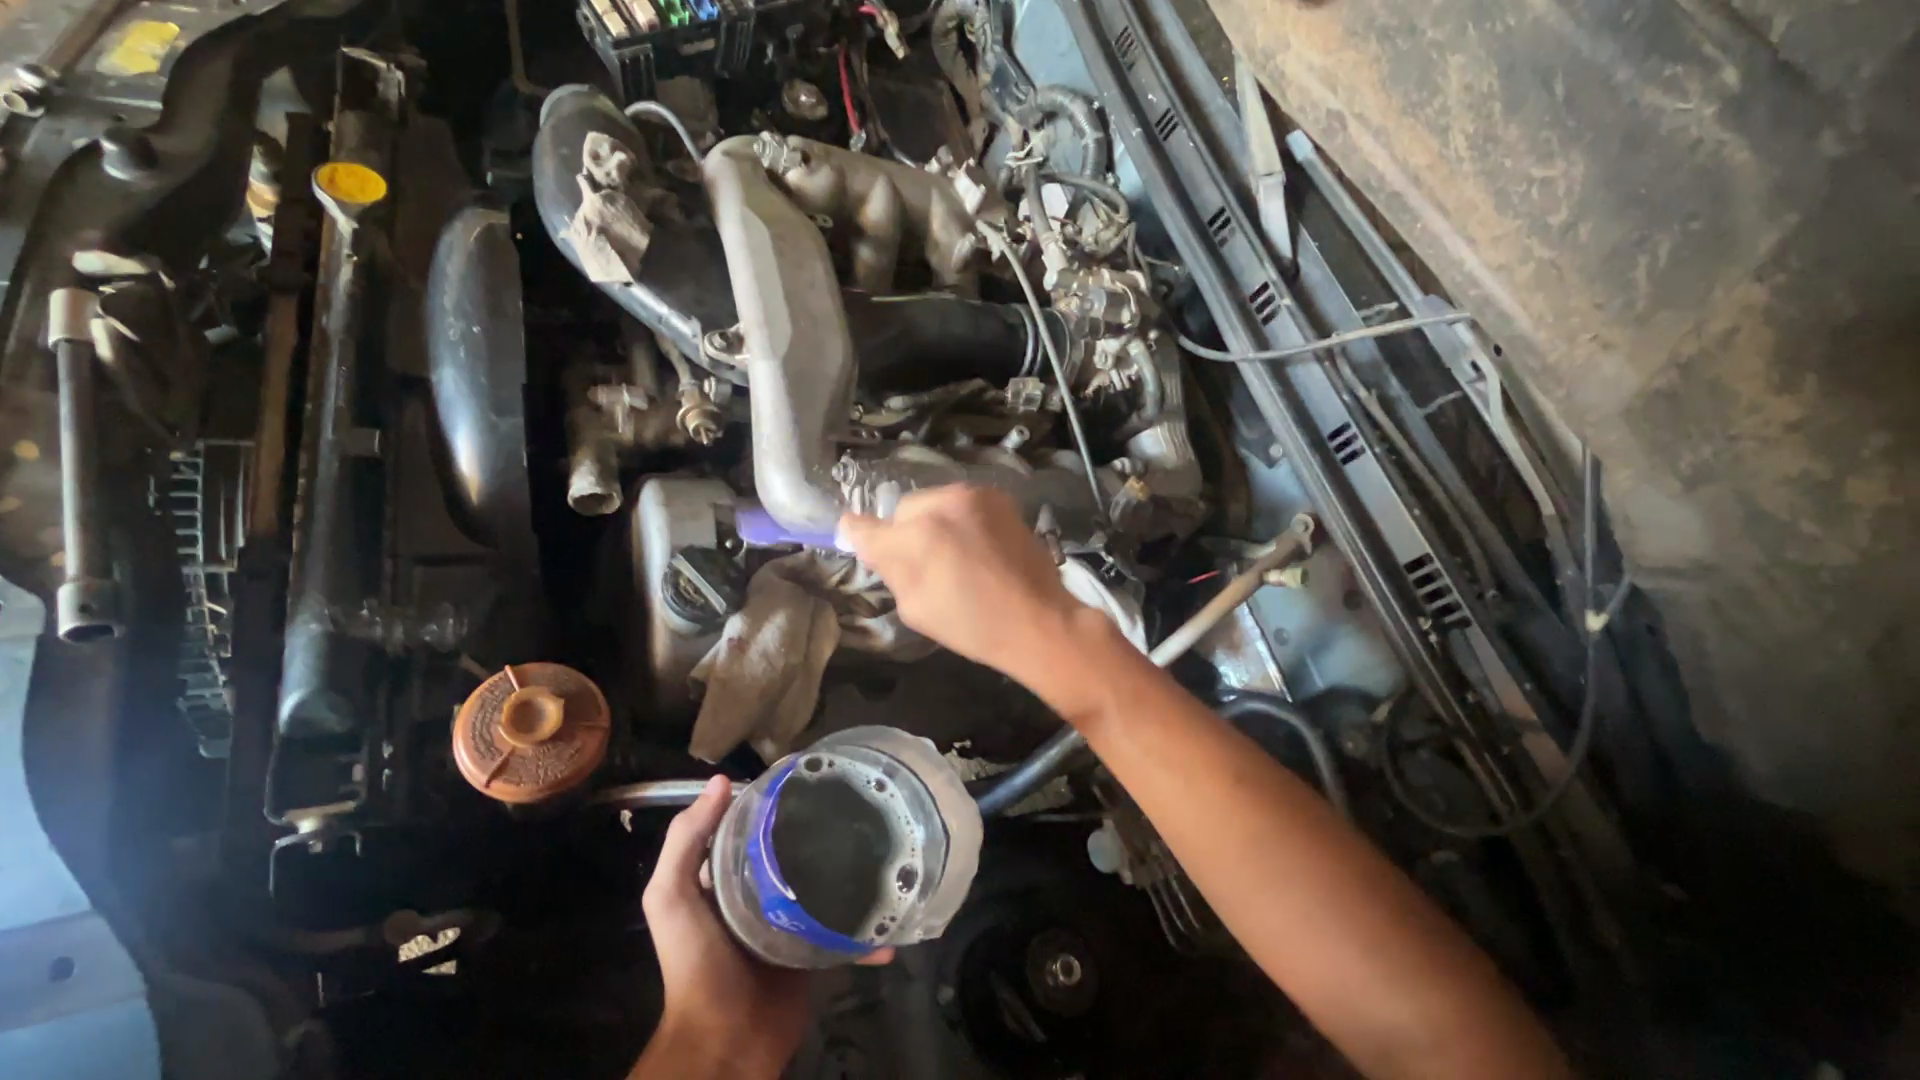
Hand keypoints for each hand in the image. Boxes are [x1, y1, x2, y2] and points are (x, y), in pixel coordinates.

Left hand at [631, 776, 895, 1079]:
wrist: (724, 1039)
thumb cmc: (695, 963)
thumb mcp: (671, 897)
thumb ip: (686, 841)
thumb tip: (721, 781)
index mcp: (723, 879)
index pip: (750, 829)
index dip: (773, 803)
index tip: (807, 776)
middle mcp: (758, 896)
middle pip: (793, 855)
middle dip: (821, 835)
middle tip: (857, 809)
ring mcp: (789, 926)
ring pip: (825, 891)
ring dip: (852, 879)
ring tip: (884, 854)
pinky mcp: (813, 956)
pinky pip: (845, 939)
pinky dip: (867, 937)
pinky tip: (891, 926)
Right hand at [837, 486, 1105, 689]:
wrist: (1038, 619)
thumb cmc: (972, 626)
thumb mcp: (915, 608)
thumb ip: (890, 569)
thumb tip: (872, 545)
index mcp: (913, 539)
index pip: (862, 526)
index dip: (857, 536)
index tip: (860, 543)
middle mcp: (938, 507)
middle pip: (902, 511)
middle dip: (905, 533)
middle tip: (924, 564)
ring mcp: (971, 496)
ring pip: (932, 503)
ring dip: (933, 522)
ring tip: (955, 554)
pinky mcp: (996, 496)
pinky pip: (961, 502)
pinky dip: (961, 518)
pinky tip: (977, 545)